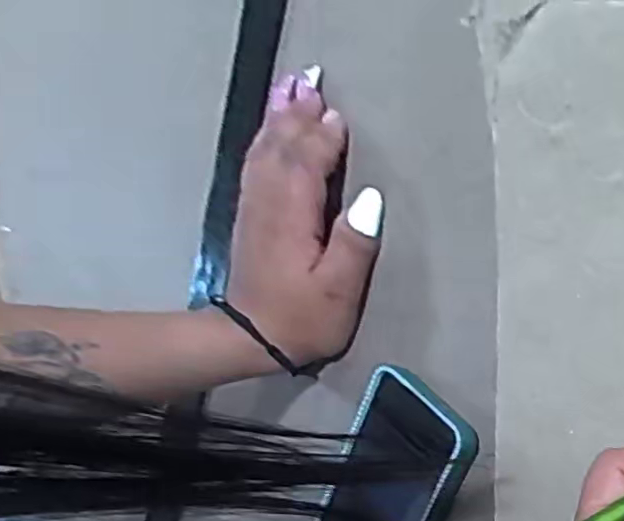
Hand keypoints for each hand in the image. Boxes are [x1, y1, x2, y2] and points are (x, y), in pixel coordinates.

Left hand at [223, 71, 382, 371]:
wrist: (253, 336)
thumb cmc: (304, 318)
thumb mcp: (339, 290)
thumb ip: (354, 243)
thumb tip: (371, 197)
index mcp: (293, 215)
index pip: (308, 162)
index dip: (324, 138)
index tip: (340, 116)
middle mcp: (269, 201)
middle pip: (282, 146)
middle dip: (297, 114)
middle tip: (312, 82)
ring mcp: (256, 207)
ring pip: (265, 150)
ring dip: (279, 119)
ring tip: (292, 91)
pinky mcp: (252, 217)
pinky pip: (256, 164)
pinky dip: (266, 141)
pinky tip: (272, 132)